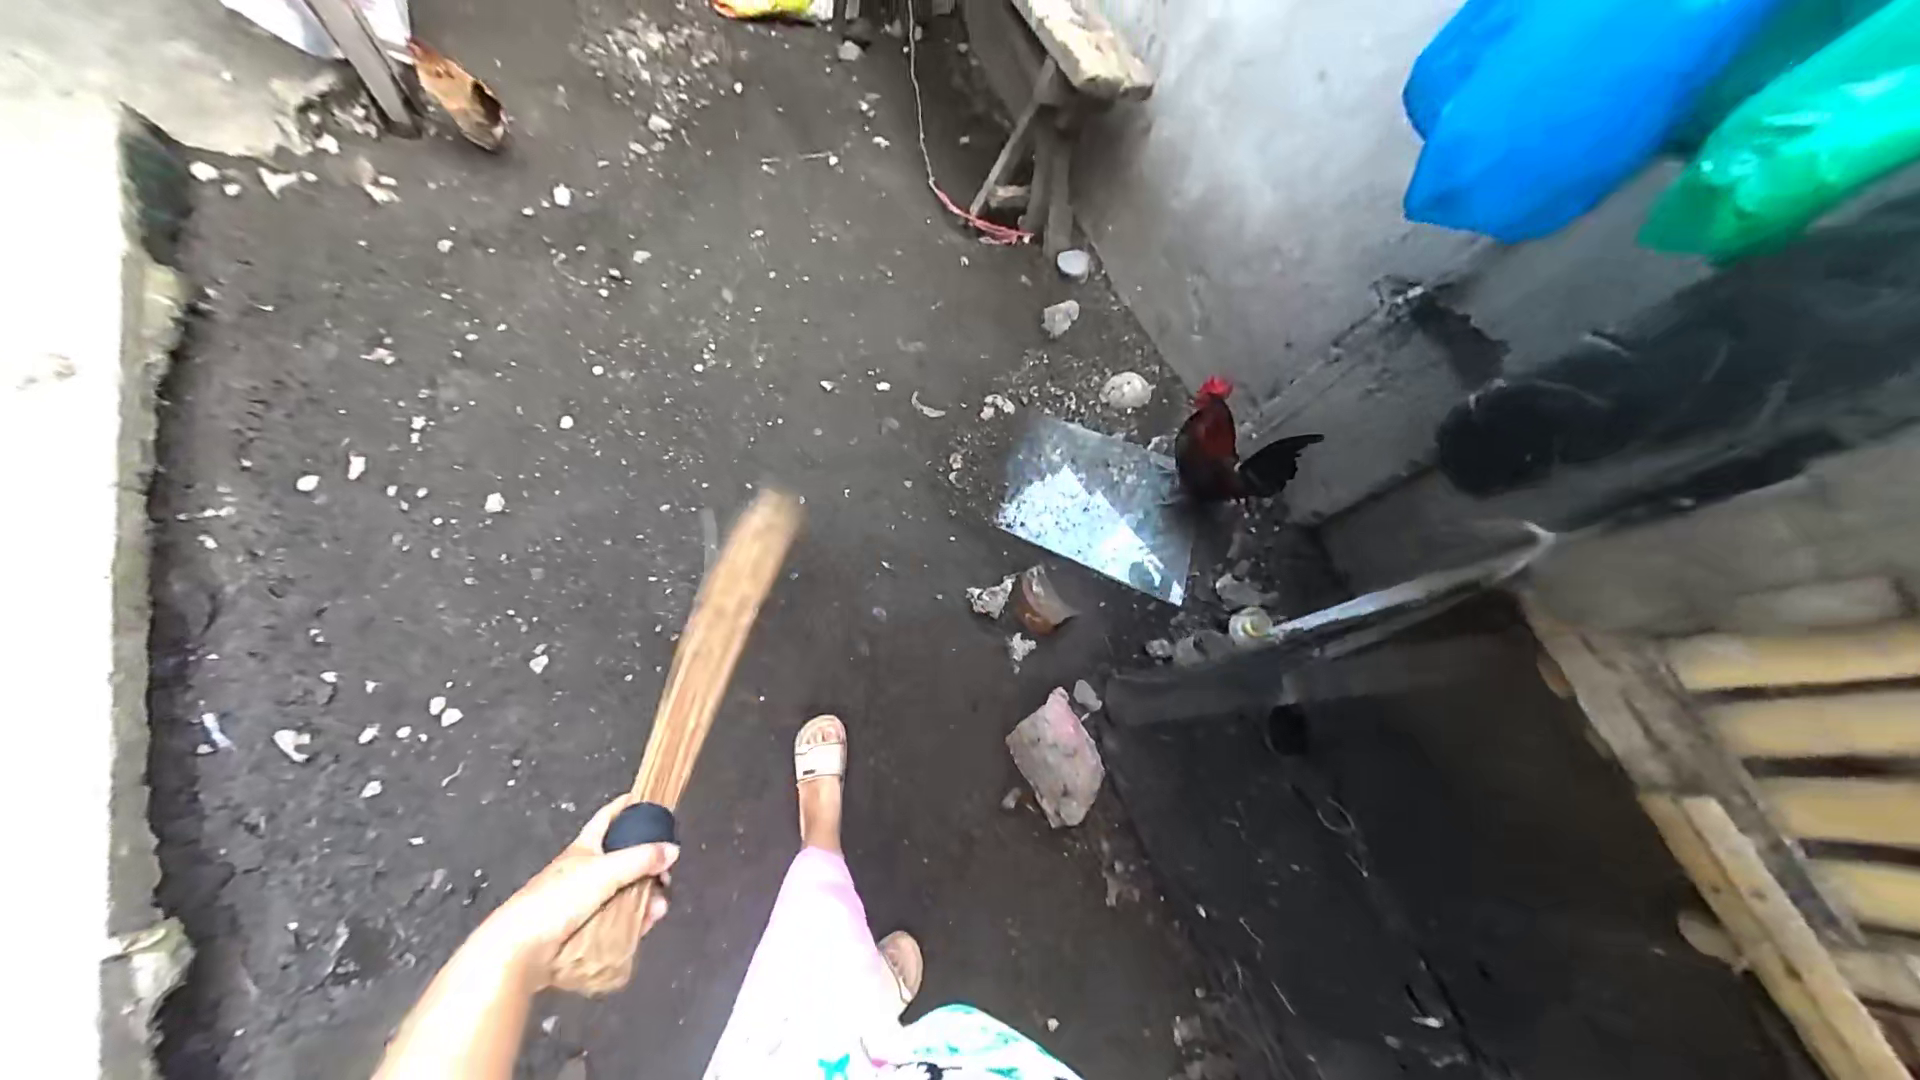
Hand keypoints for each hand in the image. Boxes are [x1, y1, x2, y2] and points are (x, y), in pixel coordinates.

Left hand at [473, 794, 678, 985]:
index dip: (625, 806)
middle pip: (623, 859)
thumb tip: (672, 850)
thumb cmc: (556, 901)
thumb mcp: (605, 872)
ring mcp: (580, 901)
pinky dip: (632, 921)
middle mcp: (582, 871)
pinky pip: (614, 920)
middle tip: (665, 874)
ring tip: (657, 909)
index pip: (607, 817)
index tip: (644, 799)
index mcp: (584, 848)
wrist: (516, 952)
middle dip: (649, 866)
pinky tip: (644, 925)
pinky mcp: (579, 930)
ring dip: (644, 898)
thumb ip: (641, 859)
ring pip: (622, 892)